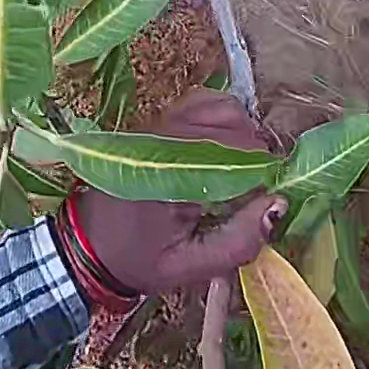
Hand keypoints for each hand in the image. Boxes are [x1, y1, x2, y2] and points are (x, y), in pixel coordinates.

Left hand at [72, 90, 288, 294]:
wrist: (89, 243)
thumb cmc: (140, 258)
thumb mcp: (190, 266)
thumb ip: (237, 242)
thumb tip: (279, 204)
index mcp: (171, 177)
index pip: (240, 161)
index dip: (267, 179)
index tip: (271, 201)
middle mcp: (165, 140)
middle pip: (237, 129)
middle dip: (258, 159)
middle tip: (258, 192)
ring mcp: (159, 123)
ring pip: (224, 109)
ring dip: (244, 135)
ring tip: (243, 171)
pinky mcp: (157, 120)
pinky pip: (203, 102)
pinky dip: (223, 118)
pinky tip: (224, 149)